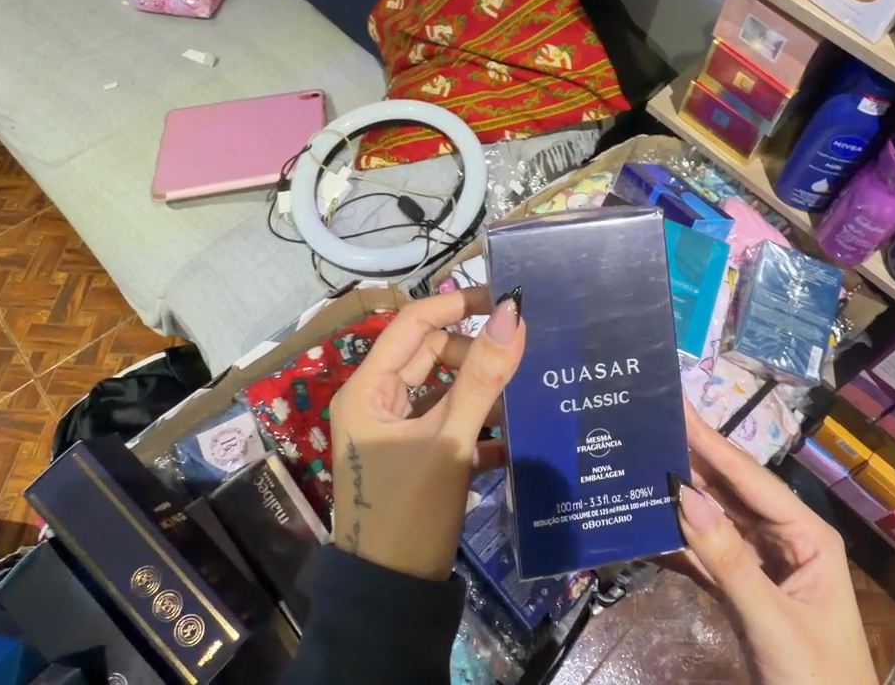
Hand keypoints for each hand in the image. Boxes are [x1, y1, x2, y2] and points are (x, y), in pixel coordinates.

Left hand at [327, 287, 525, 580]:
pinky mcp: (414, 459)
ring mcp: (395, 433)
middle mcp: (377, 403)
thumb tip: (513, 311)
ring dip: (481, 391)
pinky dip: (478, 425)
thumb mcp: (450, 439)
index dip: (455, 306)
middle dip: (475, 351)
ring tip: (525, 388)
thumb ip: (483, 375)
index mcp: (369, 389)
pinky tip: (514, 435)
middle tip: (523, 347)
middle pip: (430, 356)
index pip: (412, 324)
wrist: (391, 597)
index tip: (503, 298)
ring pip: (443, 392)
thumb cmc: (410, 509)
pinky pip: (448, 424)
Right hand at [668, 404, 874, 684]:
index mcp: (807, 535)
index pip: (751, 480)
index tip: (679, 407)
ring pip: (715, 522)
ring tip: (642, 463)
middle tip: (651, 425)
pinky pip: (706, 558)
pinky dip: (678, 545)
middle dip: (693, 461)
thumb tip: (684, 495)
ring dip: (681, 500)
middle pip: (731, 493)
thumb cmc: (818, 681)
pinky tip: (648, 527)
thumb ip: (728, 560)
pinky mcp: (743, 594)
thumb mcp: (774, 622)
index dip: (712, 443)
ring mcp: (762, 567)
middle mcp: (785, 540)